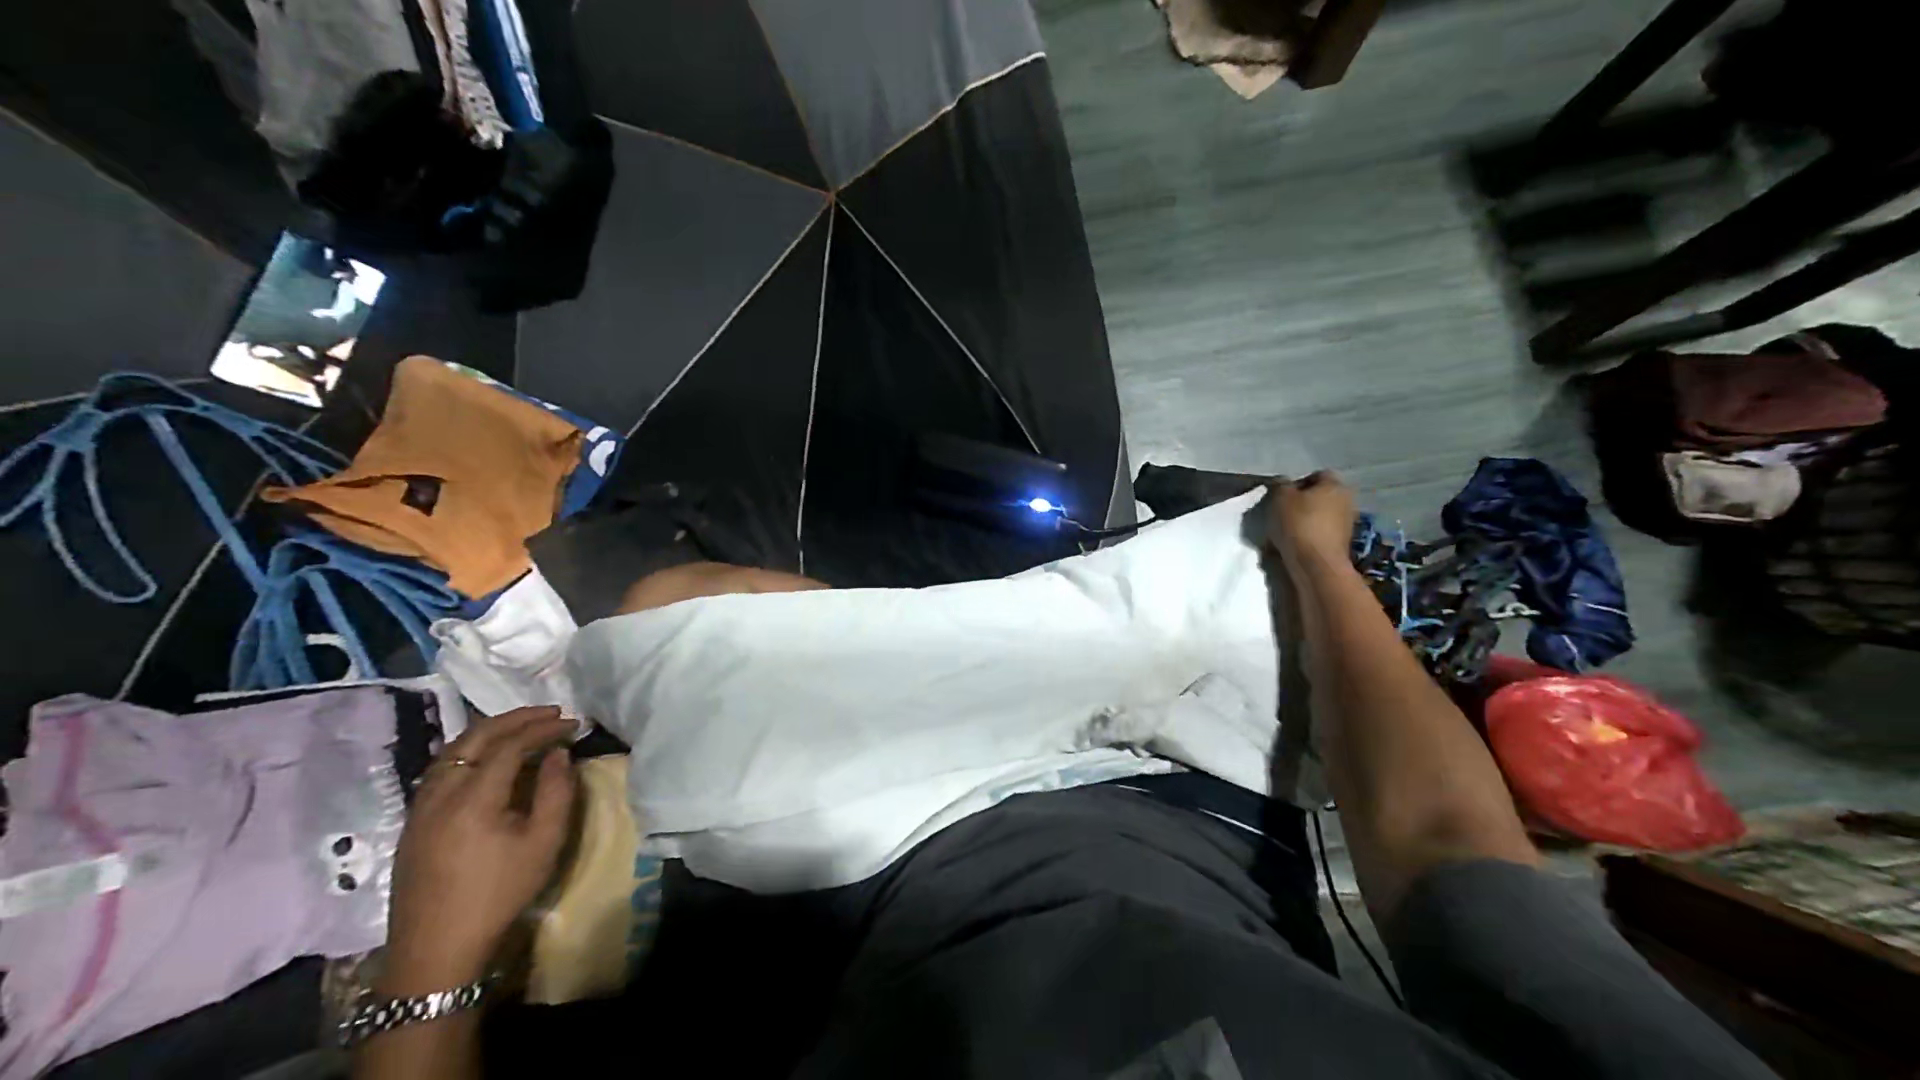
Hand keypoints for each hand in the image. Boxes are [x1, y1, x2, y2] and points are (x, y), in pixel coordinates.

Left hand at [382, 707, 576, 991]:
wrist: (436, 949)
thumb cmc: (498, 894)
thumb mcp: (543, 844)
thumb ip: (556, 792)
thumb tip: (558, 755)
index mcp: (473, 798)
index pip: (510, 745)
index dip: (543, 729)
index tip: (572, 723)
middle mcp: (440, 793)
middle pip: (476, 737)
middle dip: (516, 719)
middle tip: (550, 712)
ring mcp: (420, 807)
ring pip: (453, 750)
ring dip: (490, 731)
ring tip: (522, 727)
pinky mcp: (413, 821)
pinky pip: (441, 768)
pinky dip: (470, 750)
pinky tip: (487, 757)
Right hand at [1266, 471, 1357, 575]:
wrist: (1316, 564)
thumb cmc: (1299, 524)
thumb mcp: (1280, 498)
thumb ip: (1281, 485)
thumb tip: (1284, 483)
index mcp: (1335, 485)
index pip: (1317, 475)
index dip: (1298, 483)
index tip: (1282, 495)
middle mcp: (1347, 501)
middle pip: (1321, 496)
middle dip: (1303, 502)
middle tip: (1282, 512)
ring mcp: (1347, 524)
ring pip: (1321, 516)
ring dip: (1306, 521)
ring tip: (1286, 531)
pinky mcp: (1342, 544)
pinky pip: (1322, 533)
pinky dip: (1309, 536)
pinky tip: (1295, 544)